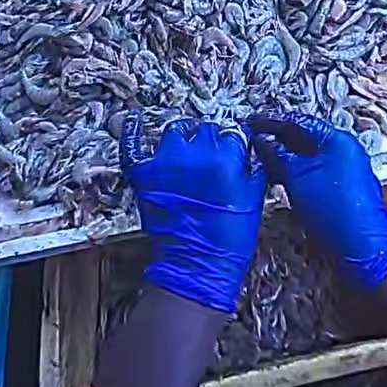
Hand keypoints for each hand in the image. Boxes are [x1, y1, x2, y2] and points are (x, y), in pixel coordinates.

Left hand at [121, 116, 265, 313]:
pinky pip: (133, 144)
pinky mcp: (144, 173)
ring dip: (182, 137)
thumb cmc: (231, 239)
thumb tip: (248, 148)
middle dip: (210, 140)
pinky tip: (133, 119)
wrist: (197, 266)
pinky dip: (132, 132)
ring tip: (186, 149)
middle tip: (210, 157)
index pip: (231, 133)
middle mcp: (195, 153)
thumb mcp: (254, 200)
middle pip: (205, 129)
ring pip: (175, 131)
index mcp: (227, 159)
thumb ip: (252, 169)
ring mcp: (166, 161)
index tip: (231, 151)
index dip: (232, 143)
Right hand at [247, 110, 386, 287]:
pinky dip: (290, 172)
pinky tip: (273, 176)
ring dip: (281, 156)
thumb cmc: (333, 208)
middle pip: (302, 137)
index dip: (271, 120)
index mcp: (337, 139)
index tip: (250, 122)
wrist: (362, 251)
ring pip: (304, 156)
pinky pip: (308, 172)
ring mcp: (340, 172)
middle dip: (275, 138)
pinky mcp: (335, 191)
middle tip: (250, 138)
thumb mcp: (298, 176)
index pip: (298, 121)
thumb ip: (276, 153)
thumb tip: (260, 139)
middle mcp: (342, 151)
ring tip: (256, 157)